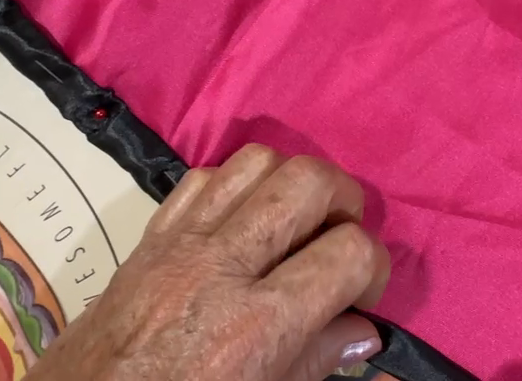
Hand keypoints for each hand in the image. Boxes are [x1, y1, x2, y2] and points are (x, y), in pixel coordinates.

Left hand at [28, 144, 391, 380]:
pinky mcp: (148, 237)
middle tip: (340, 237)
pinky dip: (236, 185)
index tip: (364, 293)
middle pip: (308, 182)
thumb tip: (365, 328)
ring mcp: (179, 244)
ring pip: (258, 161)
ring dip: (291, 182)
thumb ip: (313, 362)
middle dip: (344, 200)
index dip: (373, 268)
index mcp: (253, 331)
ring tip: (296, 222)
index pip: (348, 254)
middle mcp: (220, 269)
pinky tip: (242, 220)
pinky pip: (205, 176)